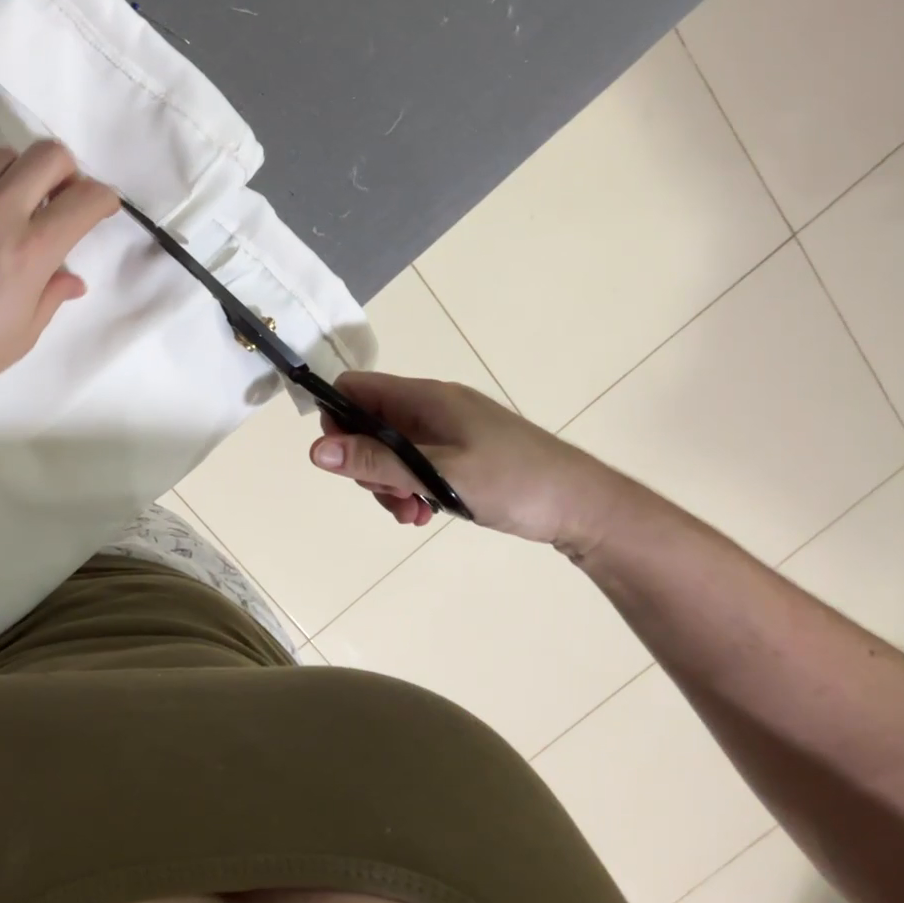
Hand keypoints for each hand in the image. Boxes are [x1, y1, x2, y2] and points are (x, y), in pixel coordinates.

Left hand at [0, 140, 118, 430]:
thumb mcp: (21, 336)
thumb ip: (51, 297)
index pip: (84, 199)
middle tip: (62, 202)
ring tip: (17, 207)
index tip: (101, 210)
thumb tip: (71, 279)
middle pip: (48, 155)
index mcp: (30, 250)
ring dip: (21, 172)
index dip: (104, 199)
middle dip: (68, 171)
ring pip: (3, 155)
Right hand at [306, 372, 632, 550]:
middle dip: (365, 463)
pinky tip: (425, 514)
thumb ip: (376, 462)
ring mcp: (447, 431)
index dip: (337, 420)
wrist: (589, 509)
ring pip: (388, 450)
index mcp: (427, 398)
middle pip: (366, 424)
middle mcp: (432, 408)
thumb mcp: (439, 475)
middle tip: (388, 495)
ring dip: (387, 483)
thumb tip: (314, 450)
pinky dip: (409, 488)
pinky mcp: (459, 453)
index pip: (354, 388)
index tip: (345, 461)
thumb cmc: (517, 484)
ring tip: (411, 513)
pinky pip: (413, 465)